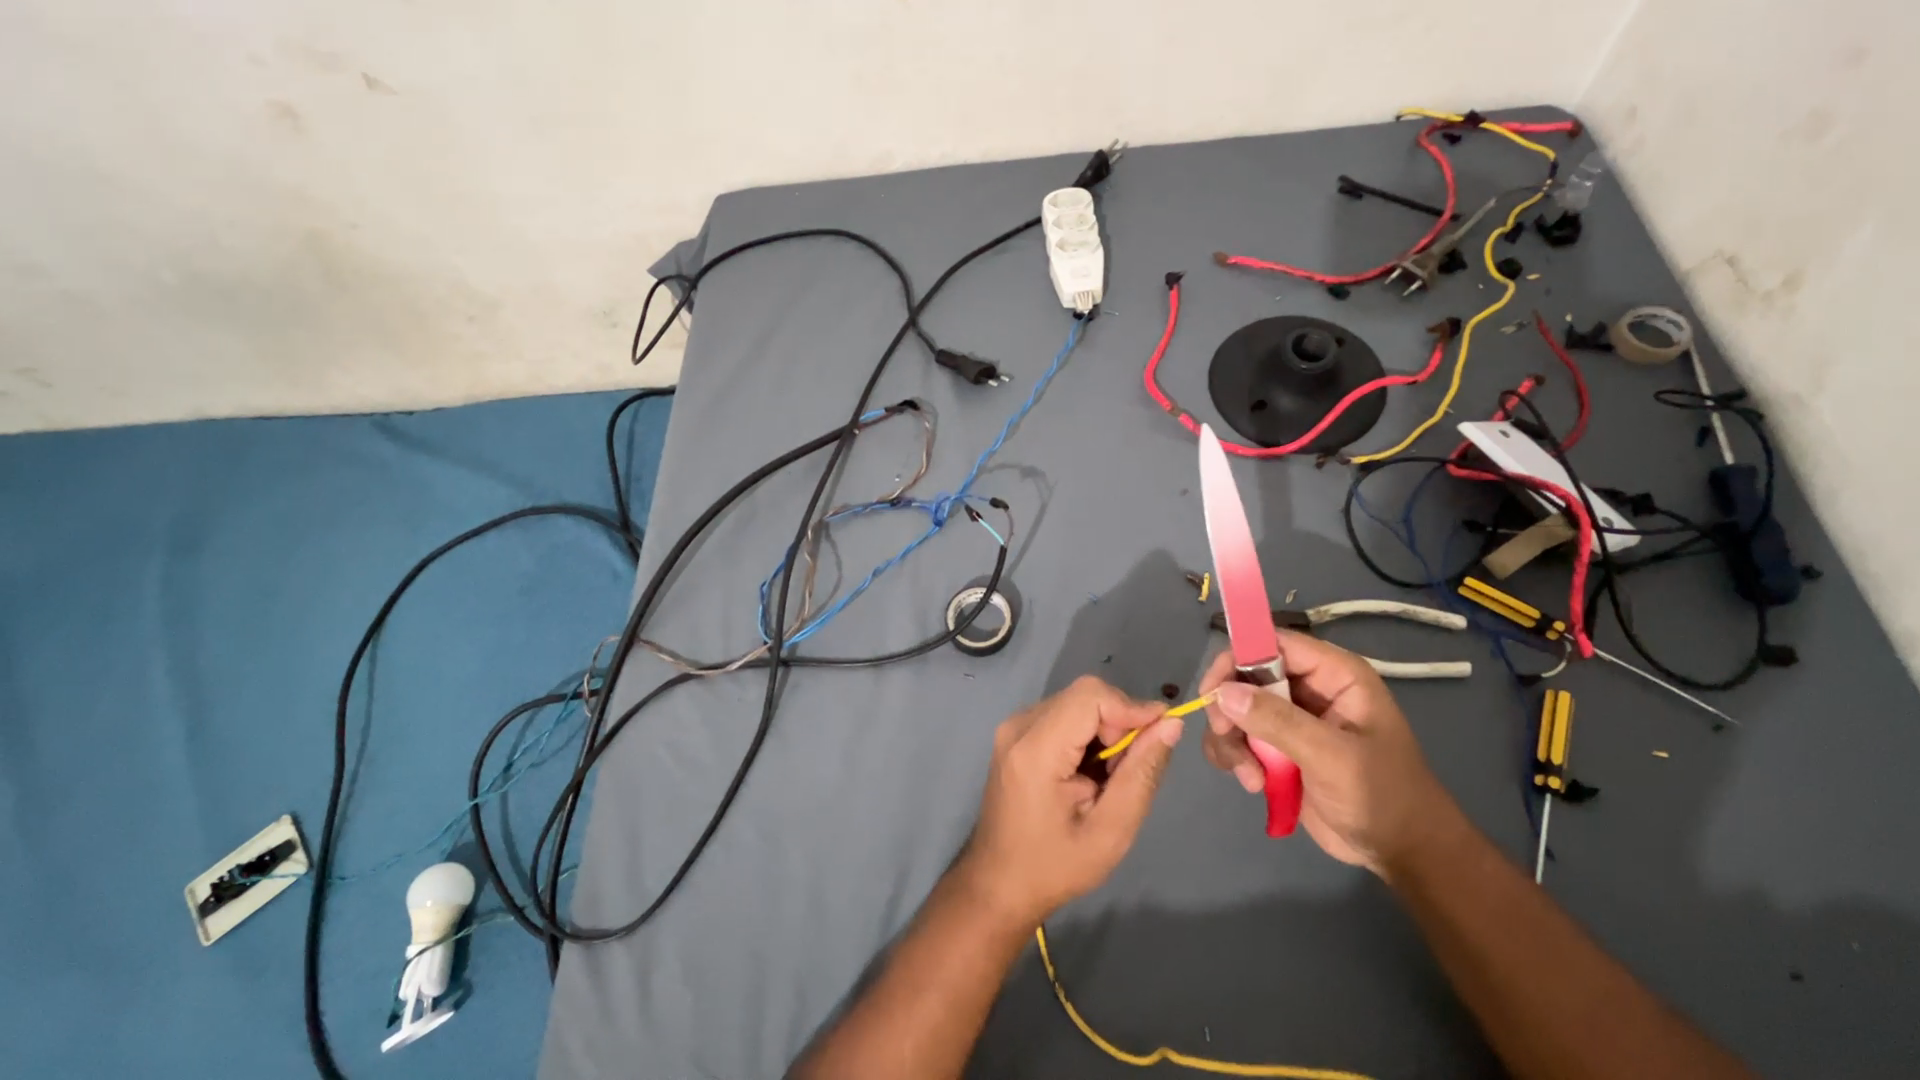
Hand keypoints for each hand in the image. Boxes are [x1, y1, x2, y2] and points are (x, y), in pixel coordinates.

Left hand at [956, 676, 1183, 927]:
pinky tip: (1089, 776)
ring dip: (1104, 732)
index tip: (1160, 737)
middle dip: (1119, 724)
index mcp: (1036, 749)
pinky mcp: (1015, 736)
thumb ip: (1142, 773)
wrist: (999, 884)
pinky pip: (1062, 716)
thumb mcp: (1111, 830)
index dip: (1132, 708)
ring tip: (1108, 780)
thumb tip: (1171, 724)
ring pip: (1076, 704)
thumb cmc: (1055, 865)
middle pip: (1084, 697)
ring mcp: (1013, 729)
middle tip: (1129, 771)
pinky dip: (1086, 737)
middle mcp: (1018, 726)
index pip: (1091, 696)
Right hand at [1198, 633, 1459, 876]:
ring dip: (1231, 740)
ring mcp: (1293, 721)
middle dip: (1229, 708)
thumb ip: (1278, 721)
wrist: (1400, 851)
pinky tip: (1253, 783)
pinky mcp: (1281, 750)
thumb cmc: (1381, 795)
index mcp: (1335, 676)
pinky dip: (1235, 757)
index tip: (1212, 691)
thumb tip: (1223, 692)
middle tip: (1227, 738)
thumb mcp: (1331, 756)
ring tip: (1249, 776)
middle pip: (1247, 676)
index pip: (1274, 644)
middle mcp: (1311, 690)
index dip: (1238, 658)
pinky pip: (1241, 739)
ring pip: (1238, 709)